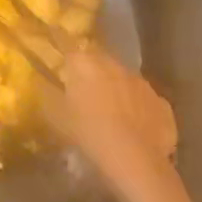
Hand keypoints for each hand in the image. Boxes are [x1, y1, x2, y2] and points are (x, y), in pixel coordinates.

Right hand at [56, 47, 178, 194]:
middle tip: (81, 85)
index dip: (59, 39)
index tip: (53, 37)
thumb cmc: (88, 134)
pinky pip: (143, 99)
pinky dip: (137, 107)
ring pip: (122, 78)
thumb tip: (40, 80)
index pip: (66, 41)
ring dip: (114, 87)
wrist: (137, 163)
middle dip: (89, 67)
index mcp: (84, 63)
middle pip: (97, 58)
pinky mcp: (162, 103)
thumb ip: (46, 92)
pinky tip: (134, 126)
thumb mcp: (55, 116)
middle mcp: (113, 64)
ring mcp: (141, 82)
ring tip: (110, 109)